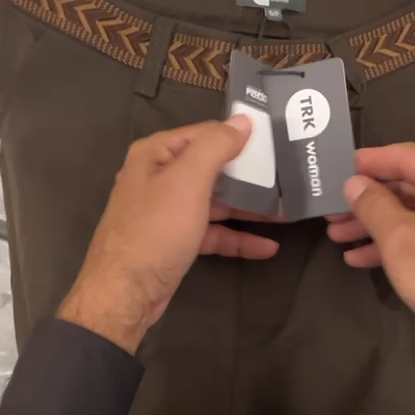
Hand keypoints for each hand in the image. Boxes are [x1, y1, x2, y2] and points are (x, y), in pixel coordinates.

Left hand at [58, 118, 278, 351]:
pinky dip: (238, 239)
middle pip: (213, 169)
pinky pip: (213, 233)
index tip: (275, 140)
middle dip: (250, 175)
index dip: (239, 135)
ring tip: (286, 212)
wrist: (126, 293)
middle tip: (289, 176)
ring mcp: (168, 213)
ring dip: (249, 208)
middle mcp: (160, 178)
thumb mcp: (187, 181)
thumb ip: (216, 146)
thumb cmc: (156, 229)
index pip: (205, 134)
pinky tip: (267, 247)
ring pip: (216, 203)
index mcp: (157, 155)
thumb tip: (243, 121)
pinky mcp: (177, 242)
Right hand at [328, 143, 414, 379]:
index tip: (338, 166)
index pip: (407, 156)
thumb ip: (372, 204)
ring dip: (373, 224)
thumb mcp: (399, 237)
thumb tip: (353, 183)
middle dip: (367, 199)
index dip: (370, 162)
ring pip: (411, 213)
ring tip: (336, 233)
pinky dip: (392, 243)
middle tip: (331, 207)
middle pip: (408, 186)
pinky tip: (358, 256)